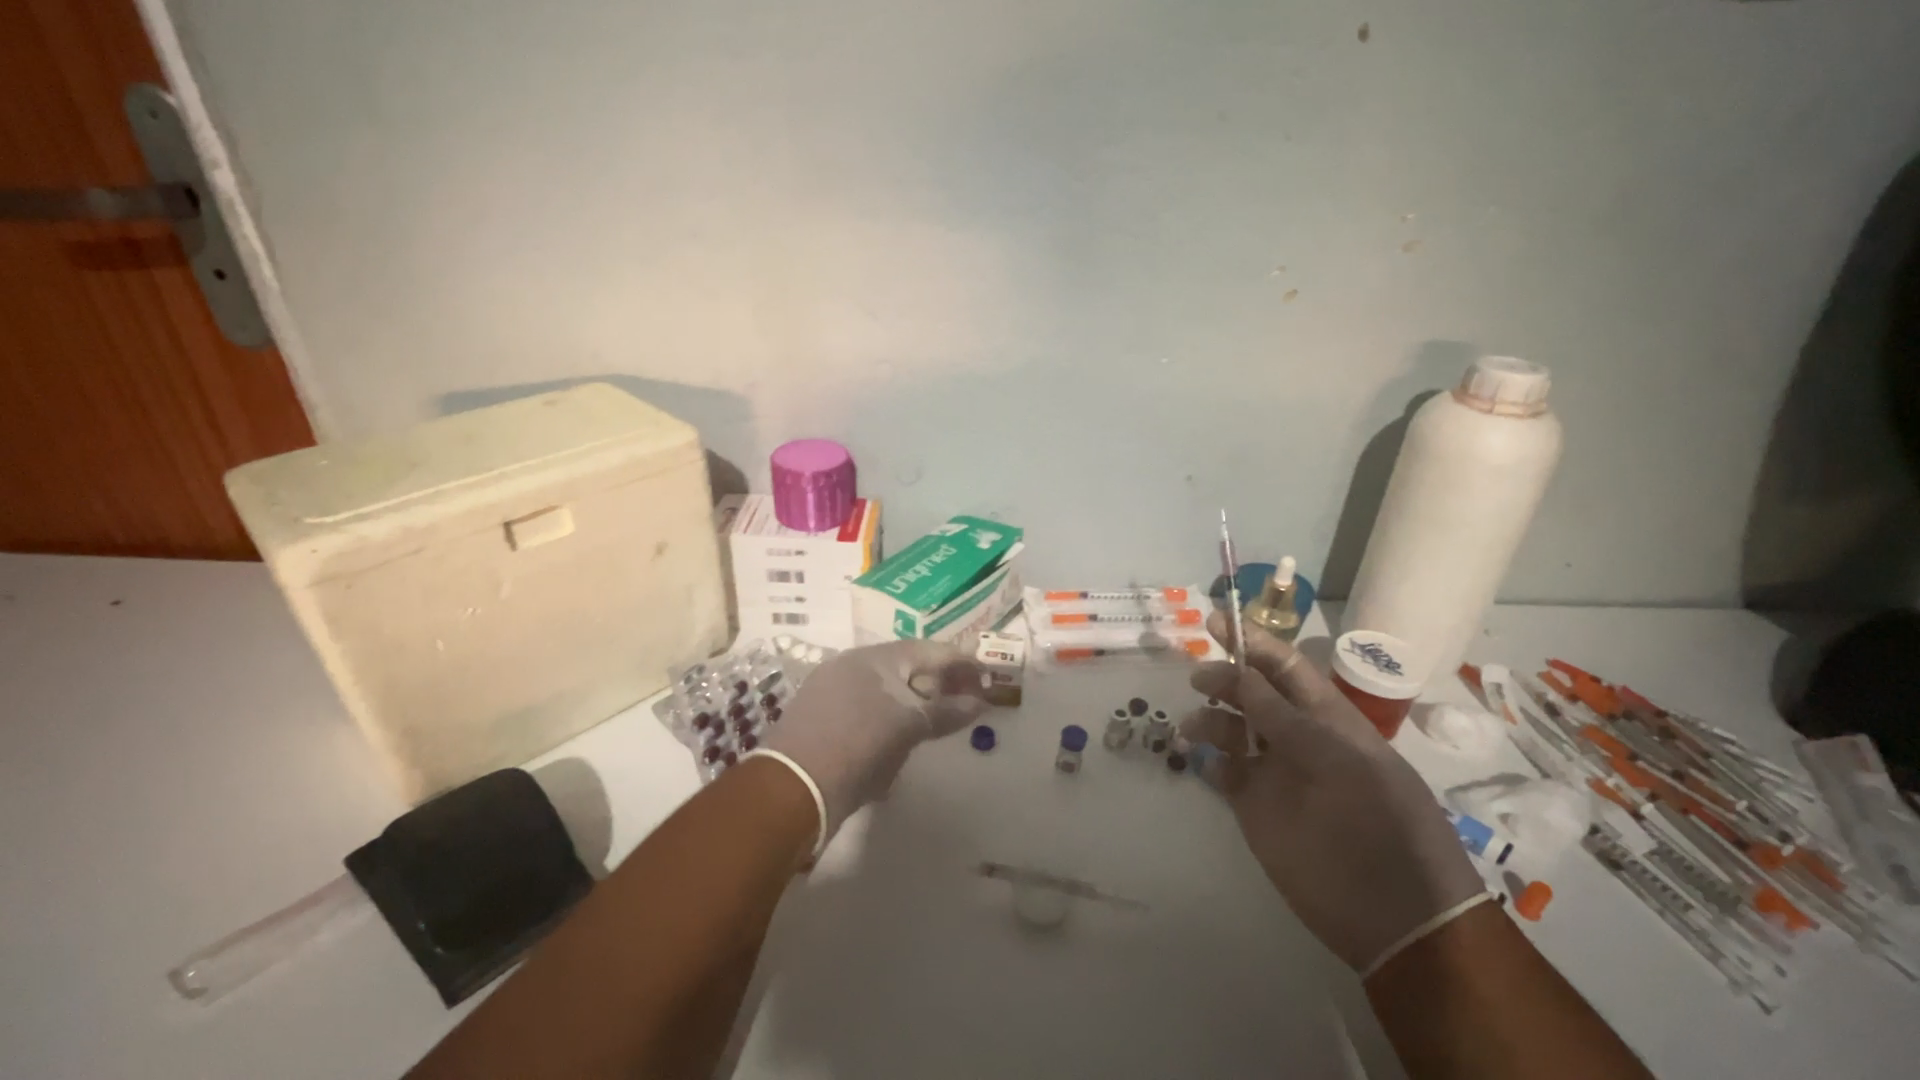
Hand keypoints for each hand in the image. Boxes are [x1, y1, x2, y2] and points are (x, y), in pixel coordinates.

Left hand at [755, 641, 989, 848]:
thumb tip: (980, 702)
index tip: (988, 678)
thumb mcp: (909, 726)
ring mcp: (832, 693)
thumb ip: (945, 712)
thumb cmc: (859, 746)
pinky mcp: (821, 721)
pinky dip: (891, 718)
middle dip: (939, 683)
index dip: (961, 662)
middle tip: (967, 702)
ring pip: (885, 690)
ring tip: (938, 724)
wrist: (793, 788)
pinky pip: (867, 710)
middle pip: (906, 668)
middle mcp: (850, 666)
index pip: (929, 650)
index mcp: (873, 658)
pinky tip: (901, 739)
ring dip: (915, 703)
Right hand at [1183, 613, 1489, 975]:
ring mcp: (1276, 774)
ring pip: (1232, 731)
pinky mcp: (1256, 809)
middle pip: (1253, 694)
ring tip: (1192, 727)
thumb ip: (1282, 717)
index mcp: (1329, 720)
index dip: (1254, 643)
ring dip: (1209, 720)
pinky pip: (1223, 772)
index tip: (1216, 622)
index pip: (1286, 669)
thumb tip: (1237, 672)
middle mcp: (1298, 740)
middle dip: (1224, 676)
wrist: (1395, 912)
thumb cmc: (1377, 824)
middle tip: (1196, 676)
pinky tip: (1197, 758)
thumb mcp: (1336, 758)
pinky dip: (1205, 759)